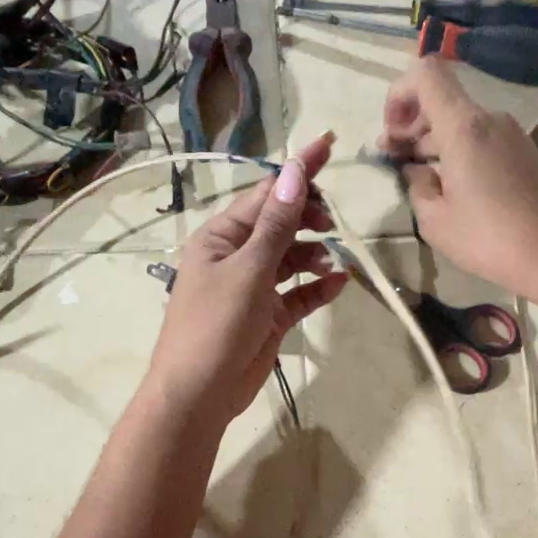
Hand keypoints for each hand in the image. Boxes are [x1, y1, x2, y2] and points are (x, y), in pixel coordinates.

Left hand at [141, 132, 346, 426]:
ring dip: (315, 254)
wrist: (198, 394)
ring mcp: (253, 288)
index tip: (329, 144)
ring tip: (332, 262)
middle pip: (280, 222)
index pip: (265, 194)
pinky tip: (338, 283)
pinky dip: (317, 287)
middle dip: (308, 216)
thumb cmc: (215, 325)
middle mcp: (236, 256)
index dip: (298, 171)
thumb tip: (293, 172)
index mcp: (221, 237)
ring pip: (291, 258)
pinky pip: (298, 294)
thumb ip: (276, 224)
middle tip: (332, 223)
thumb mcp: (248, 270)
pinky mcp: (268, 318)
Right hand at [379, 57, 537, 302]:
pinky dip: (457, 152)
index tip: (391, 133)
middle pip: (442, 99)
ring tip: (420, 180)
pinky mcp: (523, 152)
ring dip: (433, 142)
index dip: (399, 94)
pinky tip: (452, 188)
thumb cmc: (489, 239)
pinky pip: (480, 138)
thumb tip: (415, 171)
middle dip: (411, 124)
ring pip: (460, 122)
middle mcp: (489, 119)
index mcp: (463, 127)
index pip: (426, 74)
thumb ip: (416, 186)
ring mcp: (510, 134)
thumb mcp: (435, 220)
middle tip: (395, 161)